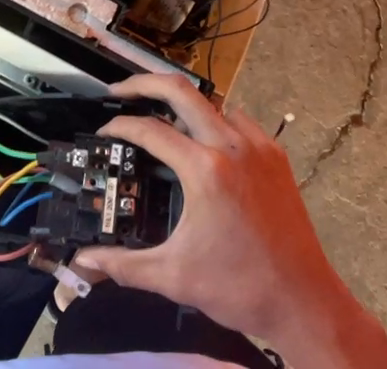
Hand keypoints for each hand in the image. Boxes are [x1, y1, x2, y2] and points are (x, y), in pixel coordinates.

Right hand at [74, 75, 386, 368]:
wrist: (303, 302)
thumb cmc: (239, 288)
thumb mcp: (174, 276)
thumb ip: (123, 265)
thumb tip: (83, 262)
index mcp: (205, 170)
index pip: (150, 129)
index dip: (120, 126)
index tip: (103, 132)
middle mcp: (232, 146)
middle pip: (181, 90)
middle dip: (144, 83)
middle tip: (119, 90)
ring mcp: (258, 147)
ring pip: (212, 102)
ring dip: (182, 101)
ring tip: (158, 111)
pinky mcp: (276, 157)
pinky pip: (239, 119)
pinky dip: (215, 118)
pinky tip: (204, 138)